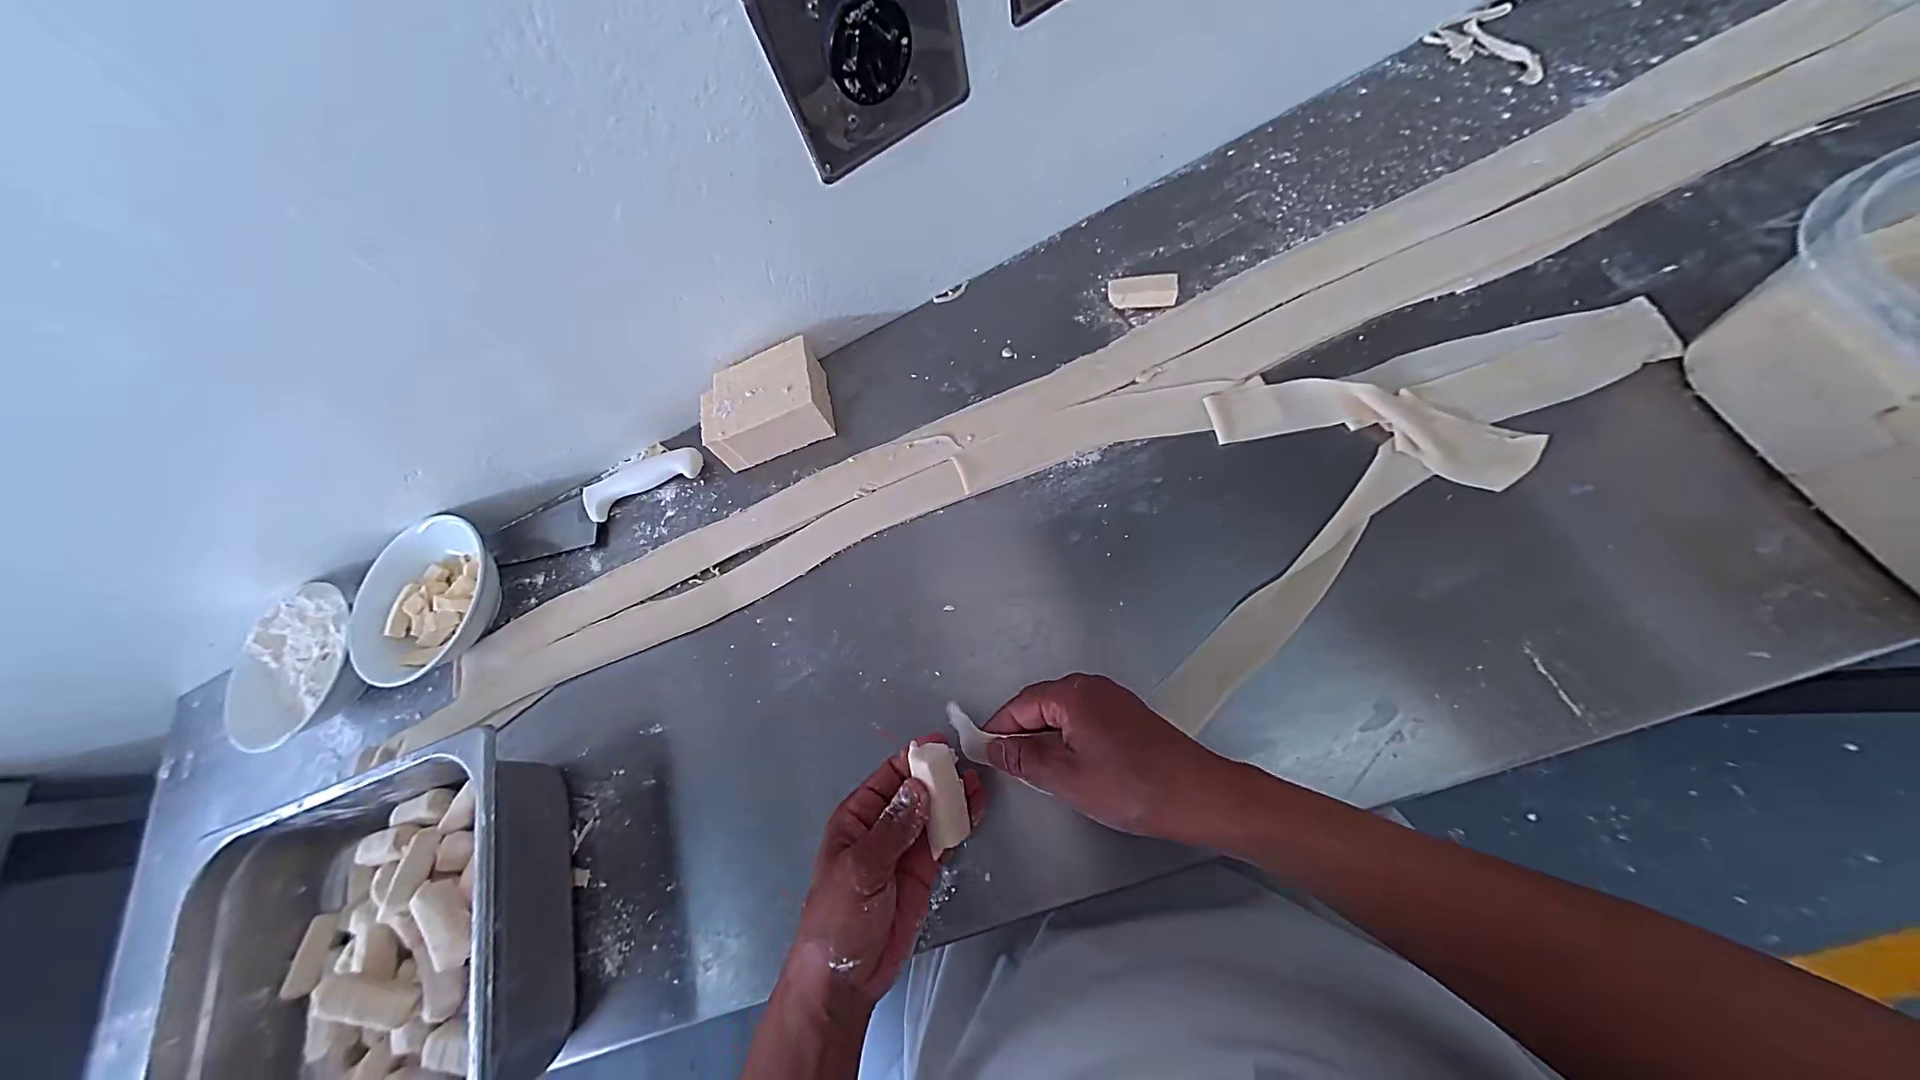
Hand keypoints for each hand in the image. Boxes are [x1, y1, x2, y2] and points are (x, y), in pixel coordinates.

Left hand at [784, 736, 985, 1010]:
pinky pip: (943, 839)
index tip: (938, 746)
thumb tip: (918, 789)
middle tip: (964, 762)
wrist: (846, 980)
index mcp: (856, 819)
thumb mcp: (861, 868)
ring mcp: (903, 850)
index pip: (887, 778)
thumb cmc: (837, 920)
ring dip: (953, 798)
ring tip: (975, 782)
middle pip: (914, 792)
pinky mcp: (922, 871)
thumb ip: (893, 828)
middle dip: (938, 776)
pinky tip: (973, 810)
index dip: (912, 760)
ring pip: (932, 813)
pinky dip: (959, 824)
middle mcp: (881, 828)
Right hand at [984, 673, 1237, 837]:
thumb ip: (1023, 759)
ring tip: (1042, 775)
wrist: (1198, 795)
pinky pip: (1084, 720)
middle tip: (1012, 771)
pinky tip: (1074, 767)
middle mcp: (1092, 687)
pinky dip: (1069, 740)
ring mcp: (1113, 699)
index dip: (997, 730)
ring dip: (1046, 740)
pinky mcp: (1128, 715)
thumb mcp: (1065, 778)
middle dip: (1021, 736)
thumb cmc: (1130, 787)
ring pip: (1062, 715)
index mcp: (1073, 694)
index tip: (984, 755)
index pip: (1019, 705)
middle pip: (1040, 705)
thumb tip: (995, 748)